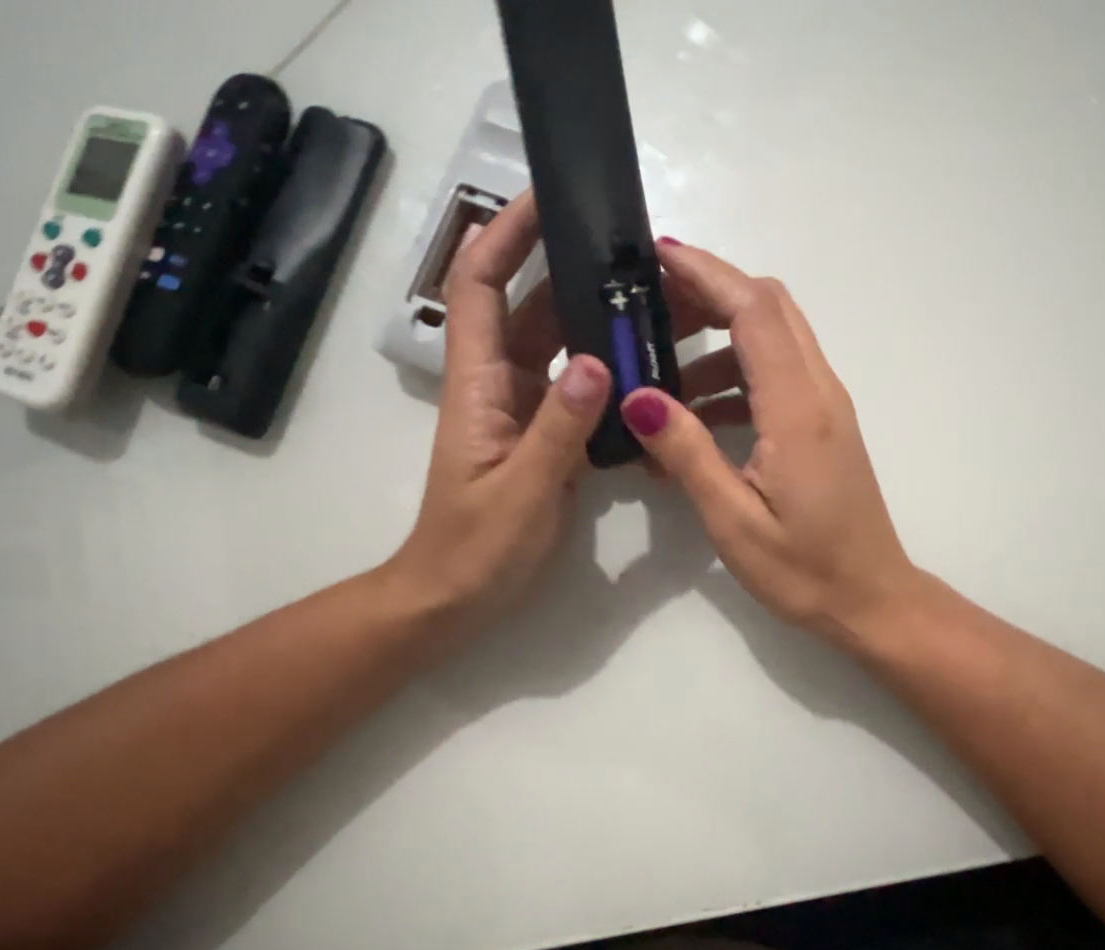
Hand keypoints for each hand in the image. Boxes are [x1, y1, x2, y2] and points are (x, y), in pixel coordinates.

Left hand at [386, 194, 610, 625]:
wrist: (452, 598)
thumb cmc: (474, 548)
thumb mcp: (521, 491)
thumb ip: (559, 429)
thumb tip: (600, 361)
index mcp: (478, 385)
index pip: (478, 286)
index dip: (505, 235)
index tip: (546, 196)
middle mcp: (499, 383)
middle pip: (529, 305)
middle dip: (571, 268)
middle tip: (633, 247)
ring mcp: (523, 408)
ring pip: (559, 343)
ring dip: (597, 315)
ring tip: (653, 294)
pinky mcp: (545, 435)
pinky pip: (578, 385)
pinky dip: (608, 365)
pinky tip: (649, 360)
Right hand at [620, 241, 919, 642]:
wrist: (871, 600)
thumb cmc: (805, 569)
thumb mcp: (733, 520)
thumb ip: (686, 452)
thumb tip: (636, 396)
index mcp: (797, 408)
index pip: (753, 310)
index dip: (706, 273)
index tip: (655, 255)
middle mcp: (818, 391)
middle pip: (768, 307)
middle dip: (708, 292)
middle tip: (645, 308)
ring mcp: (825, 407)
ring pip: (772, 338)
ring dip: (716, 339)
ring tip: (654, 371)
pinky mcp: (822, 426)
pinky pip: (775, 376)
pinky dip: (733, 377)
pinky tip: (691, 417)